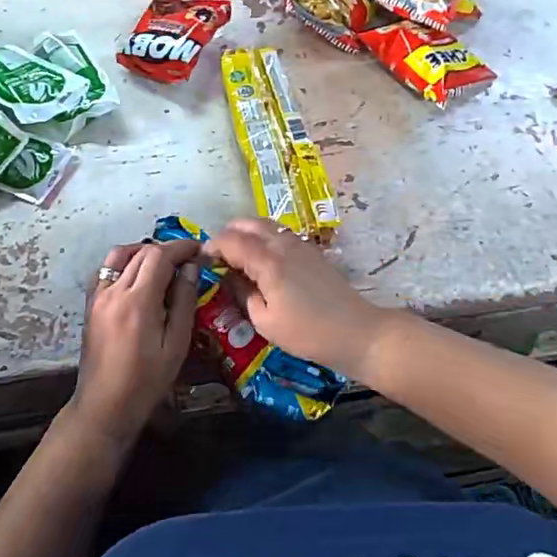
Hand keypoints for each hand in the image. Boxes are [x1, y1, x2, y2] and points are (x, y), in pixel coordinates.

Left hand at [67, 240, 200, 443]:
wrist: (104, 406)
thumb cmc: (146, 380)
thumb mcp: (176, 344)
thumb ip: (184, 301)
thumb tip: (191, 268)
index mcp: (138, 301)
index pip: (160, 256)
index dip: (181, 247)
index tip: (199, 249)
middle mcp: (114, 291)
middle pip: (142, 253)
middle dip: (167, 249)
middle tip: (188, 259)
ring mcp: (98, 296)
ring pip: (120, 255)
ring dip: (144, 251)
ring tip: (163, 263)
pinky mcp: (90, 304)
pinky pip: (106, 270)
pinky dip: (125, 263)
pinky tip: (138, 277)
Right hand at [204, 219, 392, 378]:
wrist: (356, 331)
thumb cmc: (307, 333)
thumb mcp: (265, 321)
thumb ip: (243, 293)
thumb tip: (230, 277)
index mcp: (268, 261)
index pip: (231, 240)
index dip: (212, 245)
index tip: (200, 258)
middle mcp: (283, 243)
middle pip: (248, 223)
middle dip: (228, 234)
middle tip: (217, 255)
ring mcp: (300, 244)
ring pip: (265, 224)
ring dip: (247, 233)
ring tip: (237, 256)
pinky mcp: (311, 250)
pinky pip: (280, 233)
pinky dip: (264, 237)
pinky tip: (262, 259)